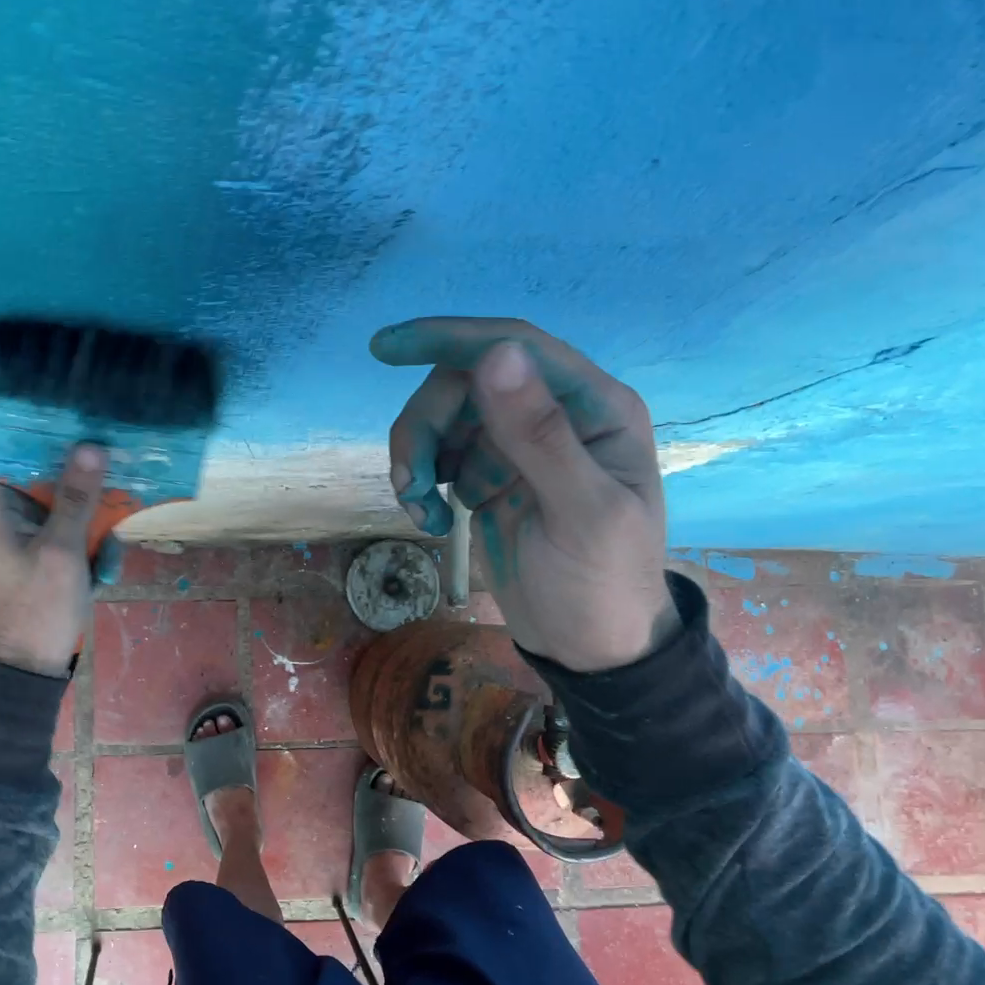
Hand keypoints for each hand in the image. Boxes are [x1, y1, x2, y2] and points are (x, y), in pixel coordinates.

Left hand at [0, 444, 107, 676]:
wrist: (32, 667)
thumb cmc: (38, 608)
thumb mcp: (62, 550)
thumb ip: (76, 497)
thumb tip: (91, 446)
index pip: (13, 450)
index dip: (46, 433)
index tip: (84, 423)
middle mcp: (8, 513)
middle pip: (48, 474)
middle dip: (84, 480)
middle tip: (119, 475)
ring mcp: (28, 534)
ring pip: (68, 503)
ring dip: (94, 520)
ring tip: (105, 549)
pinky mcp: (46, 552)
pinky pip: (73, 530)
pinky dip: (91, 543)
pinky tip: (102, 568)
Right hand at [372, 317, 678, 671]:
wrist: (588, 647)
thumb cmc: (601, 583)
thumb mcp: (581, 514)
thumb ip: (540, 435)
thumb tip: (495, 355)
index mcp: (592, 407)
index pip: (512, 347)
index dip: (447, 338)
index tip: (383, 349)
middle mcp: (552, 414)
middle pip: (463, 384)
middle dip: (424, 426)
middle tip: (410, 482)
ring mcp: (515, 446)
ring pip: (442, 419)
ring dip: (415, 457)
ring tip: (418, 508)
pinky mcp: (487, 476)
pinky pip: (436, 456)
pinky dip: (419, 483)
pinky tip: (428, 519)